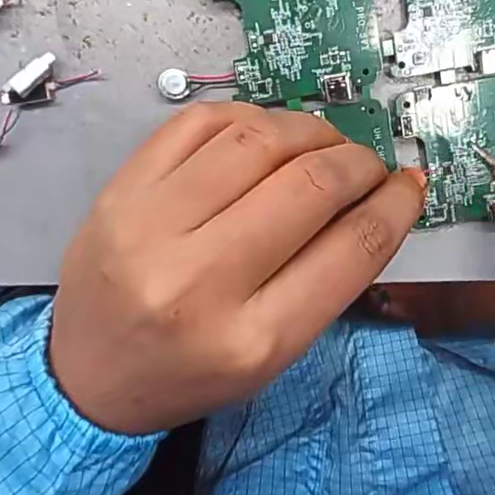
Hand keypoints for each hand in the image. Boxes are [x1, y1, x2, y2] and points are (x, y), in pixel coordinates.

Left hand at [51, 102, 426, 434]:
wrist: (87, 377)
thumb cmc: (188, 374)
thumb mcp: (271, 354)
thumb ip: (326, 281)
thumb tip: (374, 201)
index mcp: (253, 340)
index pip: (351, 249)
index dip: (395, 206)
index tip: (407, 186)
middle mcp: (200, 281)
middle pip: (310, 186)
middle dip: (358, 163)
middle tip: (365, 166)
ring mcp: (151, 227)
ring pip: (258, 140)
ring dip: (310, 130)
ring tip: (322, 144)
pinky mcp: (119, 192)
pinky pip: (199, 123)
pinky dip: (249, 117)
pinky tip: (264, 134)